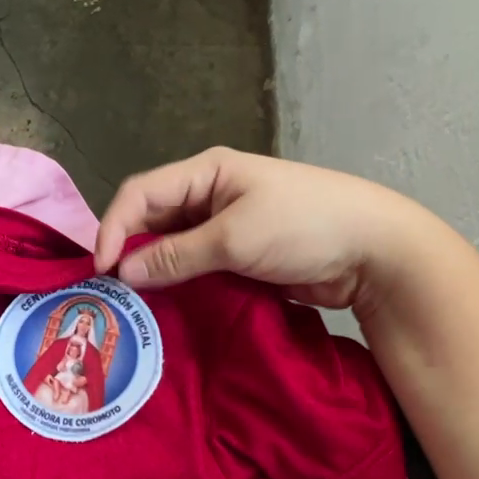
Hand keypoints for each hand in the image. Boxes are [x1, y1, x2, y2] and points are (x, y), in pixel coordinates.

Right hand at [93, 147, 444, 310]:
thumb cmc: (305, 226)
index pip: (141, 193)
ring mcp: (224, 225)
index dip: (114, 228)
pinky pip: (194, 267)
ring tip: (132, 304)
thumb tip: (123, 273)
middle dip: (128, 251)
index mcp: (207, 171)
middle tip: (110, 292)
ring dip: (152, 271)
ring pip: (171, 247)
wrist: (375, 251)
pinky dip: (177, 283)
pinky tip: (165, 306)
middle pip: (152, 219)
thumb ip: (177, 255)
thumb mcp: (236, 238)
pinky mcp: (238, 255)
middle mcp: (209, 194)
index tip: (103, 271)